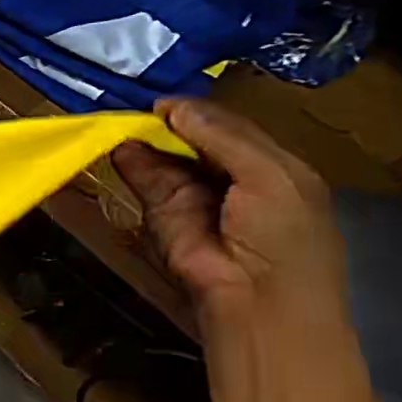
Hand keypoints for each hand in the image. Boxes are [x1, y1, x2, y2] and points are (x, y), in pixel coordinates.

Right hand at [113, 97, 349, 341]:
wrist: (258, 303)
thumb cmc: (283, 235)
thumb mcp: (272, 174)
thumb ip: (223, 135)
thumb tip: (173, 106)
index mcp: (268, 164)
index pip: (229, 126)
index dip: (200, 110)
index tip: (169, 98)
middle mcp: (228, 177)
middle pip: (193, 138)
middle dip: (169, 120)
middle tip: (140, 101)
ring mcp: (193, 195)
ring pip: (164, 155)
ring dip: (145, 137)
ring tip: (122, 116)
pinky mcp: (162, 214)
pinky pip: (145, 180)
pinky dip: (130, 160)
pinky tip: (118, 141)